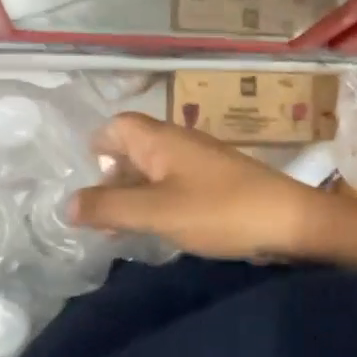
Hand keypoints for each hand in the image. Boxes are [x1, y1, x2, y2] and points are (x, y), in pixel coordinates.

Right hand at [70, 112, 324, 258]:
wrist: (288, 220)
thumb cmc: (219, 211)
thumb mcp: (156, 212)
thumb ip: (109, 207)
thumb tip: (68, 203)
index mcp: (162, 139)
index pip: (117, 125)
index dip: (96, 148)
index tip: (85, 184)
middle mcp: (180, 142)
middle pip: (133, 148)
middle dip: (110, 178)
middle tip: (97, 219)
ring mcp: (202, 162)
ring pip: (154, 170)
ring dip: (134, 195)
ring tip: (120, 230)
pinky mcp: (217, 183)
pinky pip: (175, 185)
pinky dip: (159, 203)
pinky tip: (157, 229)